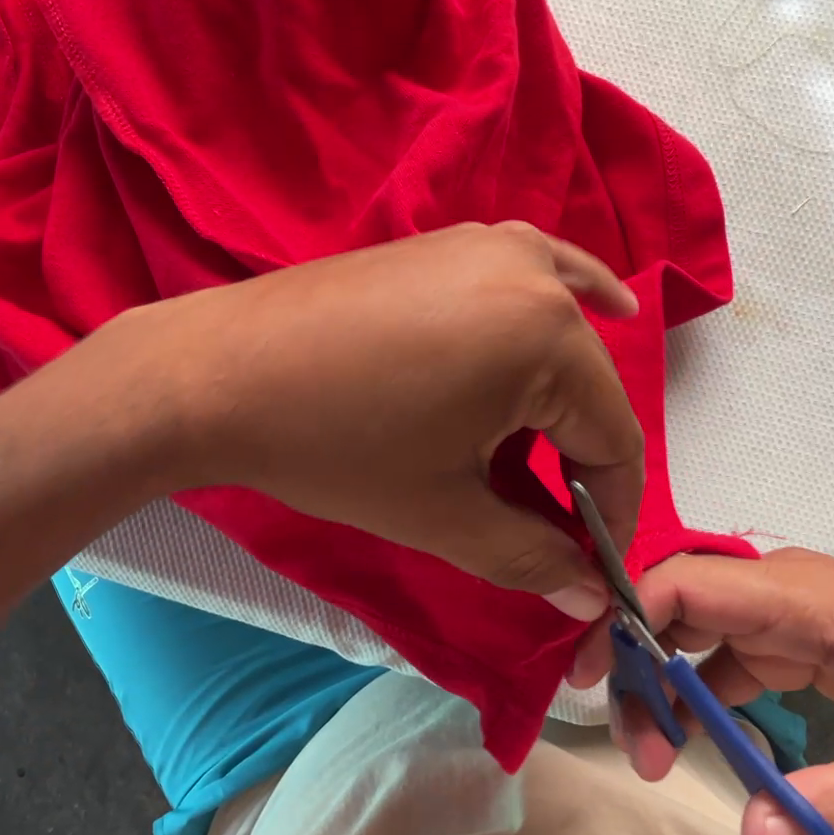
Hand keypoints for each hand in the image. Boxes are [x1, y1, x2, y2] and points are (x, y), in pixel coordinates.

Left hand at [77, 221, 643, 618]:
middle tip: (547, 520)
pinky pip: (528, 277)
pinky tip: (593, 309)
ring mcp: (485, 243)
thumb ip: (531, 556)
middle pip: (588, 386)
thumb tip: (589, 592)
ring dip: (558, 400)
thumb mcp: (443, 514)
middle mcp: (532, 271)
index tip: (593, 564)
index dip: (611, 513)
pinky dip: (555, 309)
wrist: (217, 374)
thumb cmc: (333, 446)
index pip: (616, 440)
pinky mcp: (446, 241)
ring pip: (560, 334)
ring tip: (534, 455)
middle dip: (575, 462)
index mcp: (547, 335)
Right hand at [570, 549, 833, 834]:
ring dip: (667, 685)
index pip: (690, 581)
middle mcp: (798, 591)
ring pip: (701, 631)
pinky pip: (734, 653)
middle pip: (681, 606)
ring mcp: (805, 612)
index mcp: (821, 600)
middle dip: (637, 666)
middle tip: (635, 747)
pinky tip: (710, 740)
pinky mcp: (814, 637)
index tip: (588, 677)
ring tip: (659, 754)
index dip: (624, 617)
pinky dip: (705, 692)